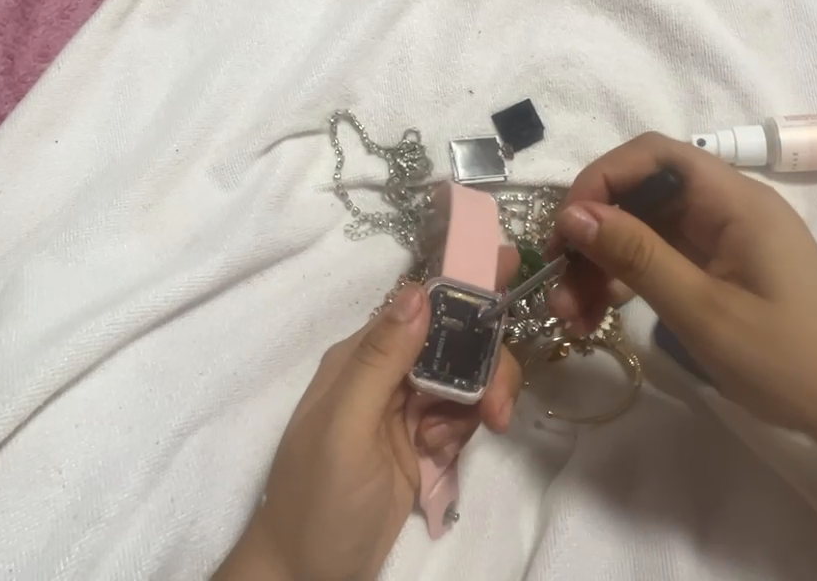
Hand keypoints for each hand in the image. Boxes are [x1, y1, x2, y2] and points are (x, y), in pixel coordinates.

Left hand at [216, 286, 521, 580]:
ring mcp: (405, 408)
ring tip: (469, 439)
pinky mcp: (421, 441)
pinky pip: (461, 416)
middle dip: (483, 364)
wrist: (306, 579)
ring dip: (478, 402)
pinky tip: (444, 457)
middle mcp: (386, 372)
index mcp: (361, 356)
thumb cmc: (319, 500)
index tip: (510, 267)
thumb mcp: (346, 429)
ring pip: (463, 378)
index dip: (463, 287)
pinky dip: (465, 431)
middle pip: (453, 342)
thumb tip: (417, 291)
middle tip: (498, 407)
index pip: (420, 306)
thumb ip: (380, 360)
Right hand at [546, 133, 816, 438]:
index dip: (600, 180)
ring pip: (644, 228)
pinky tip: (601, 312)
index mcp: (732, 199)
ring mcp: (723, 239)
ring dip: (602, 262)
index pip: (650, 155)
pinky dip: (627, 279)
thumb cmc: (791, 360)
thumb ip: (637, 256)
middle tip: (558, 284)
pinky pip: (660, 257)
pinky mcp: (721, 269)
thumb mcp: (703, 310)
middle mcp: (725, 206)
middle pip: (641, 193)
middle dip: (593, 232)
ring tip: (571, 314)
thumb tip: (573, 214)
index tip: (565, 229)